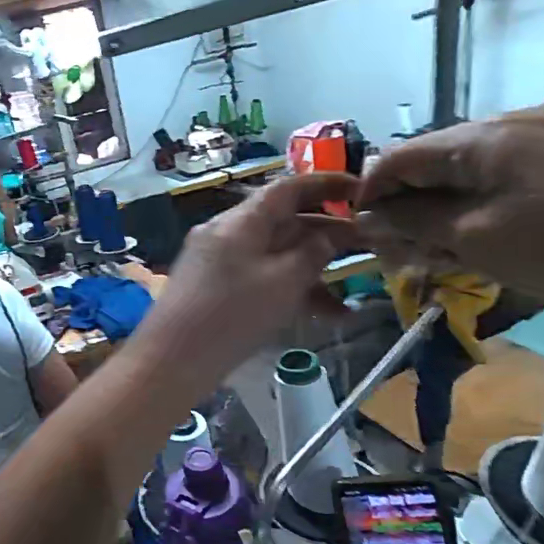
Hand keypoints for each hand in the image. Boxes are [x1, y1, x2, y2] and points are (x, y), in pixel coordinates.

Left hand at [133, 172, 355, 379]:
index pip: (286, 188)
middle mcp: (225, 233)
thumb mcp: (282, 282)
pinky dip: (290, 289)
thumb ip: (312, 253)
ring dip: (313, 266)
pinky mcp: (215, 287)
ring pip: (274, 253)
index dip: (326, 184)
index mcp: (239, 222)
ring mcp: (217, 261)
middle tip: (371, 241)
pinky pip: (260, 277)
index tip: (363, 188)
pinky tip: (329, 313)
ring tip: (356, 284)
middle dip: (326, 231)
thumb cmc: (230, 315)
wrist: (172, 359)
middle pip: (282, 220)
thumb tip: (331, 233)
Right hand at [356, 99, 543, 315]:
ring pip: (480, 163)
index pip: (402, 155)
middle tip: (408, 246)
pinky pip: (520, 167)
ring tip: (452, 245)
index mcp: (491, 133)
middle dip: (415, 200)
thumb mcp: (475, 239)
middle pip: (441, 157)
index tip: (360, 228)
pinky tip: (498, 229)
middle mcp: (527, 115)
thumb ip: (413, 220)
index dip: (372, 191)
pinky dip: (494, 197)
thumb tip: (370, 214)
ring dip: (454, 202)